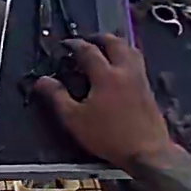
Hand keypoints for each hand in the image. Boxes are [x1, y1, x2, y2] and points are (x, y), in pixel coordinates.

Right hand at [32, 34, 175, 169]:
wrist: (147, 151)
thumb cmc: (108, 136)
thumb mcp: (75, 120)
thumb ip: (58, 97)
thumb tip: (42, 80)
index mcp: (106, 75)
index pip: (88, 51)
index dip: (74, 44)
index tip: (65, 45)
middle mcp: (125, 70)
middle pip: (115, 43)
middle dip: (99, 38)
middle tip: (88, 41)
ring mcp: (140, 78)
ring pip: (130, 50)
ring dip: (117, 45)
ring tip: (106, 50)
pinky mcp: (149, 89)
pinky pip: (137, 63)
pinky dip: (127, 57)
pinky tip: (121, 70)